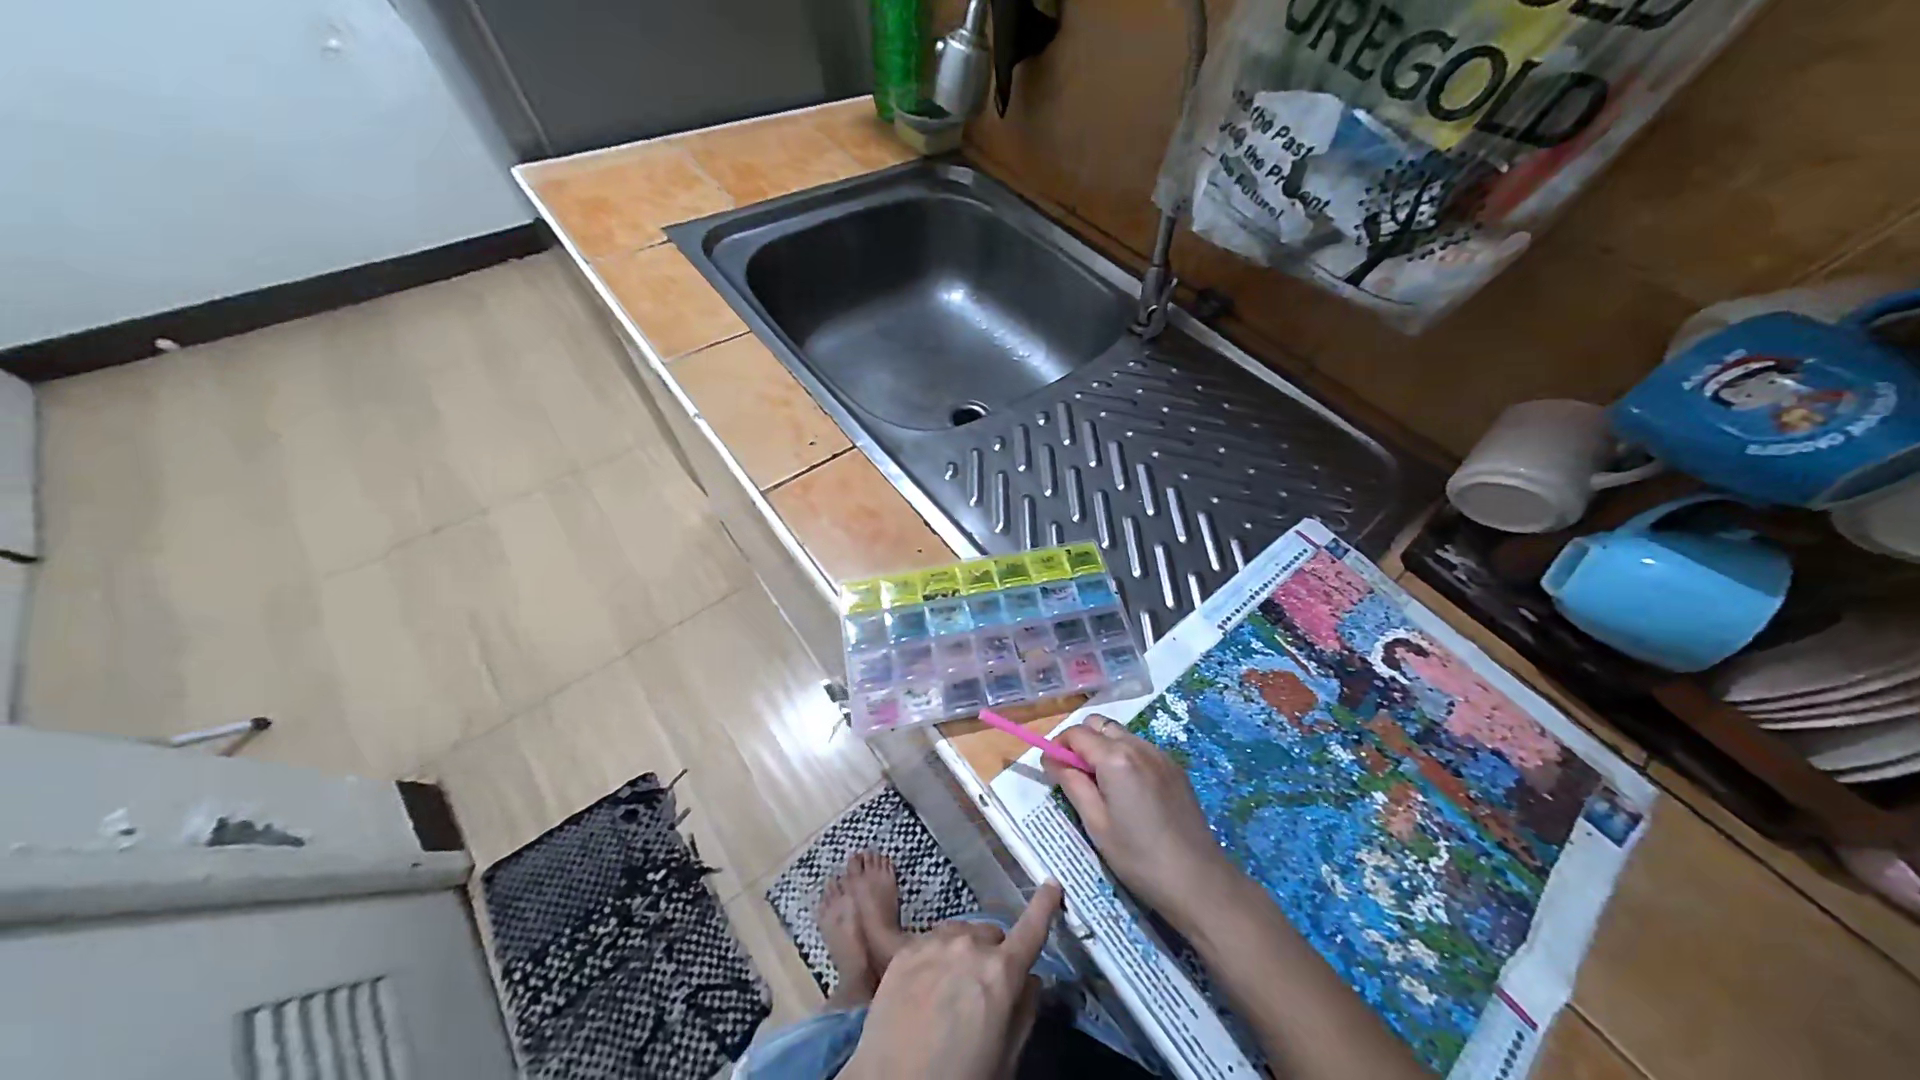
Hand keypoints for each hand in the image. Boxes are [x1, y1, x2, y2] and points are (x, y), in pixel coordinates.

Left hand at [840, 882, 1063, 1079]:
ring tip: (951, 987)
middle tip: (983, 988)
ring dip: (964, 950)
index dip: (1044, 906)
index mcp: (1002, 971)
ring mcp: (934, 942)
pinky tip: (926, 986)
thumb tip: (1029, 979)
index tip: (1052, 884)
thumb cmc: (960, 1077)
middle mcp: (969, 945)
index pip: (1031, 929)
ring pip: (960, 933)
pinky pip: (931, 941)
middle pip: (992, 935)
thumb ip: (1024, 1010)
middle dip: (994, 954)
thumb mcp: (1006, 1056)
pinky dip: (936, 955)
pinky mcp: (905, 948)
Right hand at [1045, 716, 1243, 933]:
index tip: (1051, 769)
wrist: (1199, 881)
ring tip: (1102, 787)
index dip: (1058, 746)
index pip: (1076, 733)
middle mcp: (1139, 746)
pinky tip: (1129, 792)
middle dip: (1081, 742)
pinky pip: (1141, 749)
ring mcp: (1161, 755)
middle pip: (1099, 724)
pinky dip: (1125, 757)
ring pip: (1121, 734)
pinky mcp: (1175, 768)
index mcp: (1115, 757)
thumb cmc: (1138, 857)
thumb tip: (1052, 759)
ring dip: (1103, 748)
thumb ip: (1072, 783)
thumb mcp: (1096, 823)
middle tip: (1075, 776)